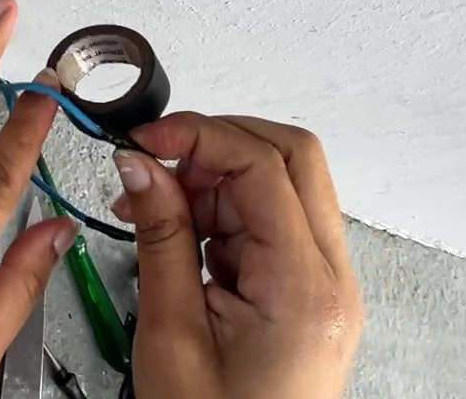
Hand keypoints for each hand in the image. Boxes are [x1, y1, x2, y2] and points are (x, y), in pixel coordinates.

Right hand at [112, 114, 361, 398]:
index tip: (141, 141)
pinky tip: (174, 230)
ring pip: (274, 179)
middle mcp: (327, 274)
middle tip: (157, 161)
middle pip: (290, 156)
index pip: (263, 165)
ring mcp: (320, 278)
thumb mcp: (171, 331)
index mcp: (303, 287)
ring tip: (153, 209)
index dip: (198, 134)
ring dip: (210, 176)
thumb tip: (137, 160)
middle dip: (216, 141)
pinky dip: (215, 205)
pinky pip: (263, 213)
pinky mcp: (302, 285)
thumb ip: (160, 234)